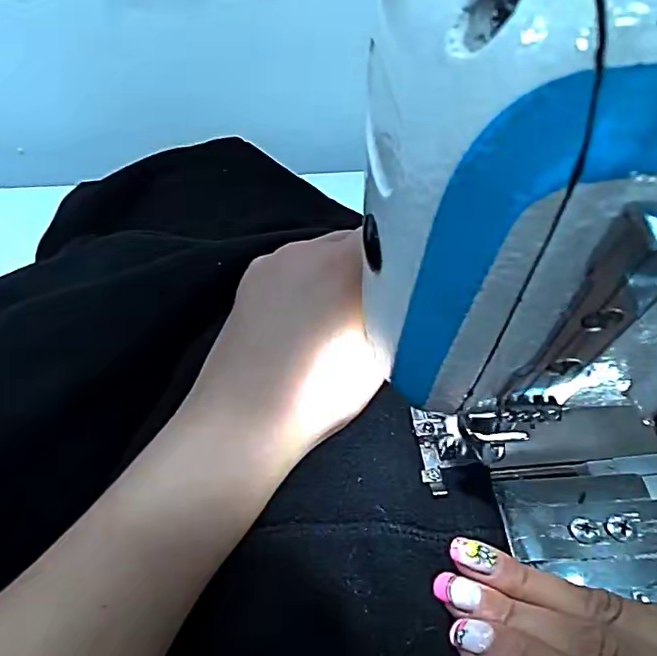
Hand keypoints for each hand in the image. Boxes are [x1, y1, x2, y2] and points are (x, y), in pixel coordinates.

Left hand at [181, 229, 388, 469]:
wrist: (245, 418)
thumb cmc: (314, 395)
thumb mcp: (382, 354)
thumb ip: (398, 311)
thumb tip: (405, 294)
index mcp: (347, 263)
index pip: (395, 236)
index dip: (408, 259)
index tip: (412, 283)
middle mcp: (309, 250)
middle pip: (359, 240)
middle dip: (374, 267)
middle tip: (381, 306)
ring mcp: (277, 260)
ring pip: (325, 252)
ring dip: (339, 273)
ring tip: (338, 319)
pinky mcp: (255, 274)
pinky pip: (296, 266)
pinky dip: (309, 283)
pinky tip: (309, 320)